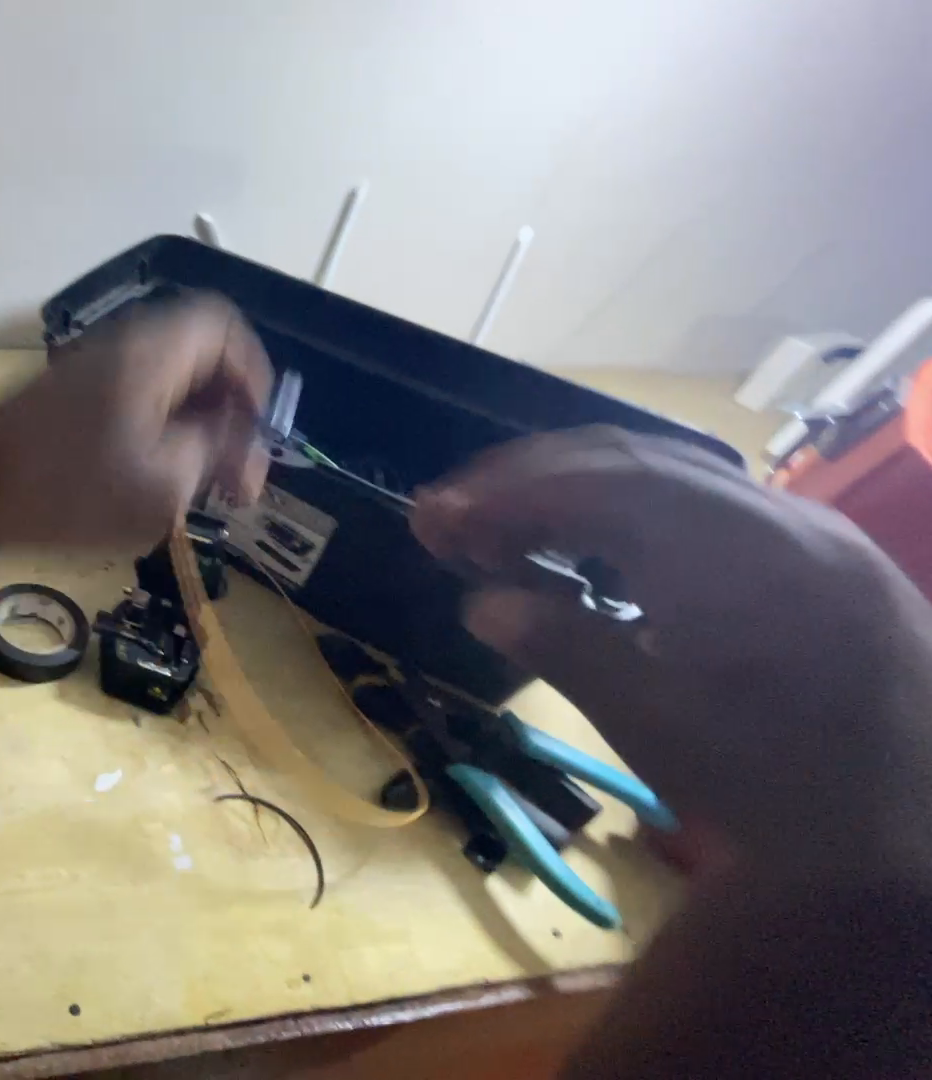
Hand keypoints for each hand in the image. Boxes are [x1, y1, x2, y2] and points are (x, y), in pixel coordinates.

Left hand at [0, 293, 272, 546]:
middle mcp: (119, 344)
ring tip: (196, 478)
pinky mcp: (62, 395)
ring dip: (190, 422)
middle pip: (197, 353)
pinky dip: (152, 427)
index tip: (257, 432)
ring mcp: (85, 367)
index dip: (254, 376)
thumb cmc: (67, 492)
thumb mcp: (161, 484)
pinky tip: (150, 473)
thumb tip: (246, 445)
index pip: (226, 328)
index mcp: (150, 350)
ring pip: (162, 379)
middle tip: (232, 467)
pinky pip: (127, 396)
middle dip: (225, 407)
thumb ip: (216, 453)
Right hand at [410, 426, 931, 873]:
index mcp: (744, 560)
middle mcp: (779, 522)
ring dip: (561, 487)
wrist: (909, 837)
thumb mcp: (647, 723)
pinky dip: (608, 507)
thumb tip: (483, 603)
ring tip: (494, 525)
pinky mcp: (802, 553)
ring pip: (657, 470)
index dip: (502, 497)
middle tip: (447, 515)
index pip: (599, 489)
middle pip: (624, 459)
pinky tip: (572, 545)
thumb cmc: (768, 785)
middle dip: (520, 479)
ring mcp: (799, 531)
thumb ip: (560, 646)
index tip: (429, 519)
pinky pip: (687, 500)